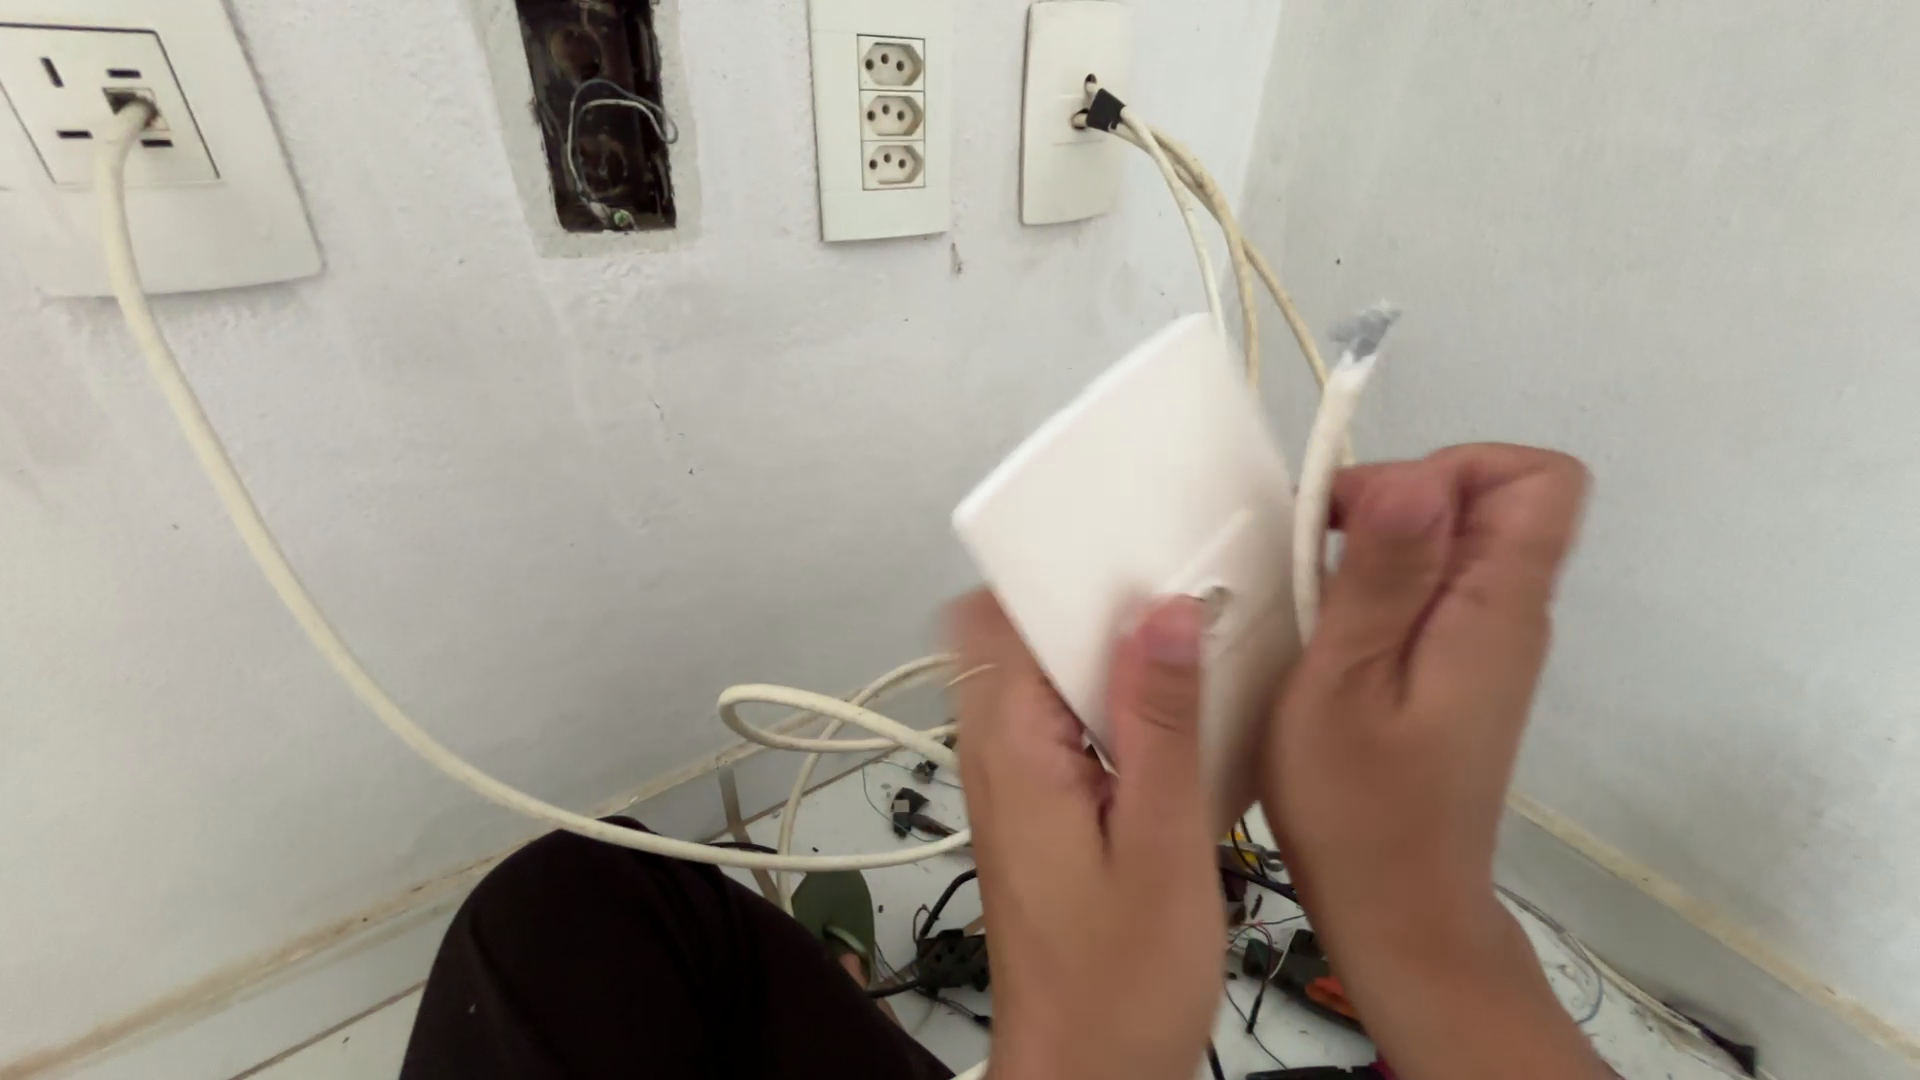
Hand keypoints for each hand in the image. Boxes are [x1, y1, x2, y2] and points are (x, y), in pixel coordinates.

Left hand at [950, 593, 1222, 1079]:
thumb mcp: (1162, 842)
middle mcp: (991, 746)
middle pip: (1006, 629)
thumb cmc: (1116, 981)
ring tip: (1167, 644)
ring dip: (1090, 644)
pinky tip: (1154, 710)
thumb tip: (1166, 616)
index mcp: (1012, 743)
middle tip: (1153, 597)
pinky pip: (1048, 709)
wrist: (1083, 1064)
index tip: (1124, 552)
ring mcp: (1004, 769)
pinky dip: (1093, 690)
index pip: (1006, 614)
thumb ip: (1160, 719)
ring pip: (1028, 665)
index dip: (1058, 570)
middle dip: (1073, 598)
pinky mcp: (1027, 792)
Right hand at [1263, 443, 1607, 1078]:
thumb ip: (1385, 577)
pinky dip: (1373, 582)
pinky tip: (1321, 623)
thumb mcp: (1347, 679)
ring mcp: (1481, 645)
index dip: (1450, 467)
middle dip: (1396, 500)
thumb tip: (1416, 476)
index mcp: (1496, 610)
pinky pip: (1428, 589)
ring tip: (1306, 587)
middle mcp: (1507, 616)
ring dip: (1376, 543)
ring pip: (1449, 545)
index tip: (1363, 511)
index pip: (1535, 479)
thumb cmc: (1355, 798)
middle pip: (1485, 503)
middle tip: (1315, 550)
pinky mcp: (1452, 670)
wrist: (1392, 903)